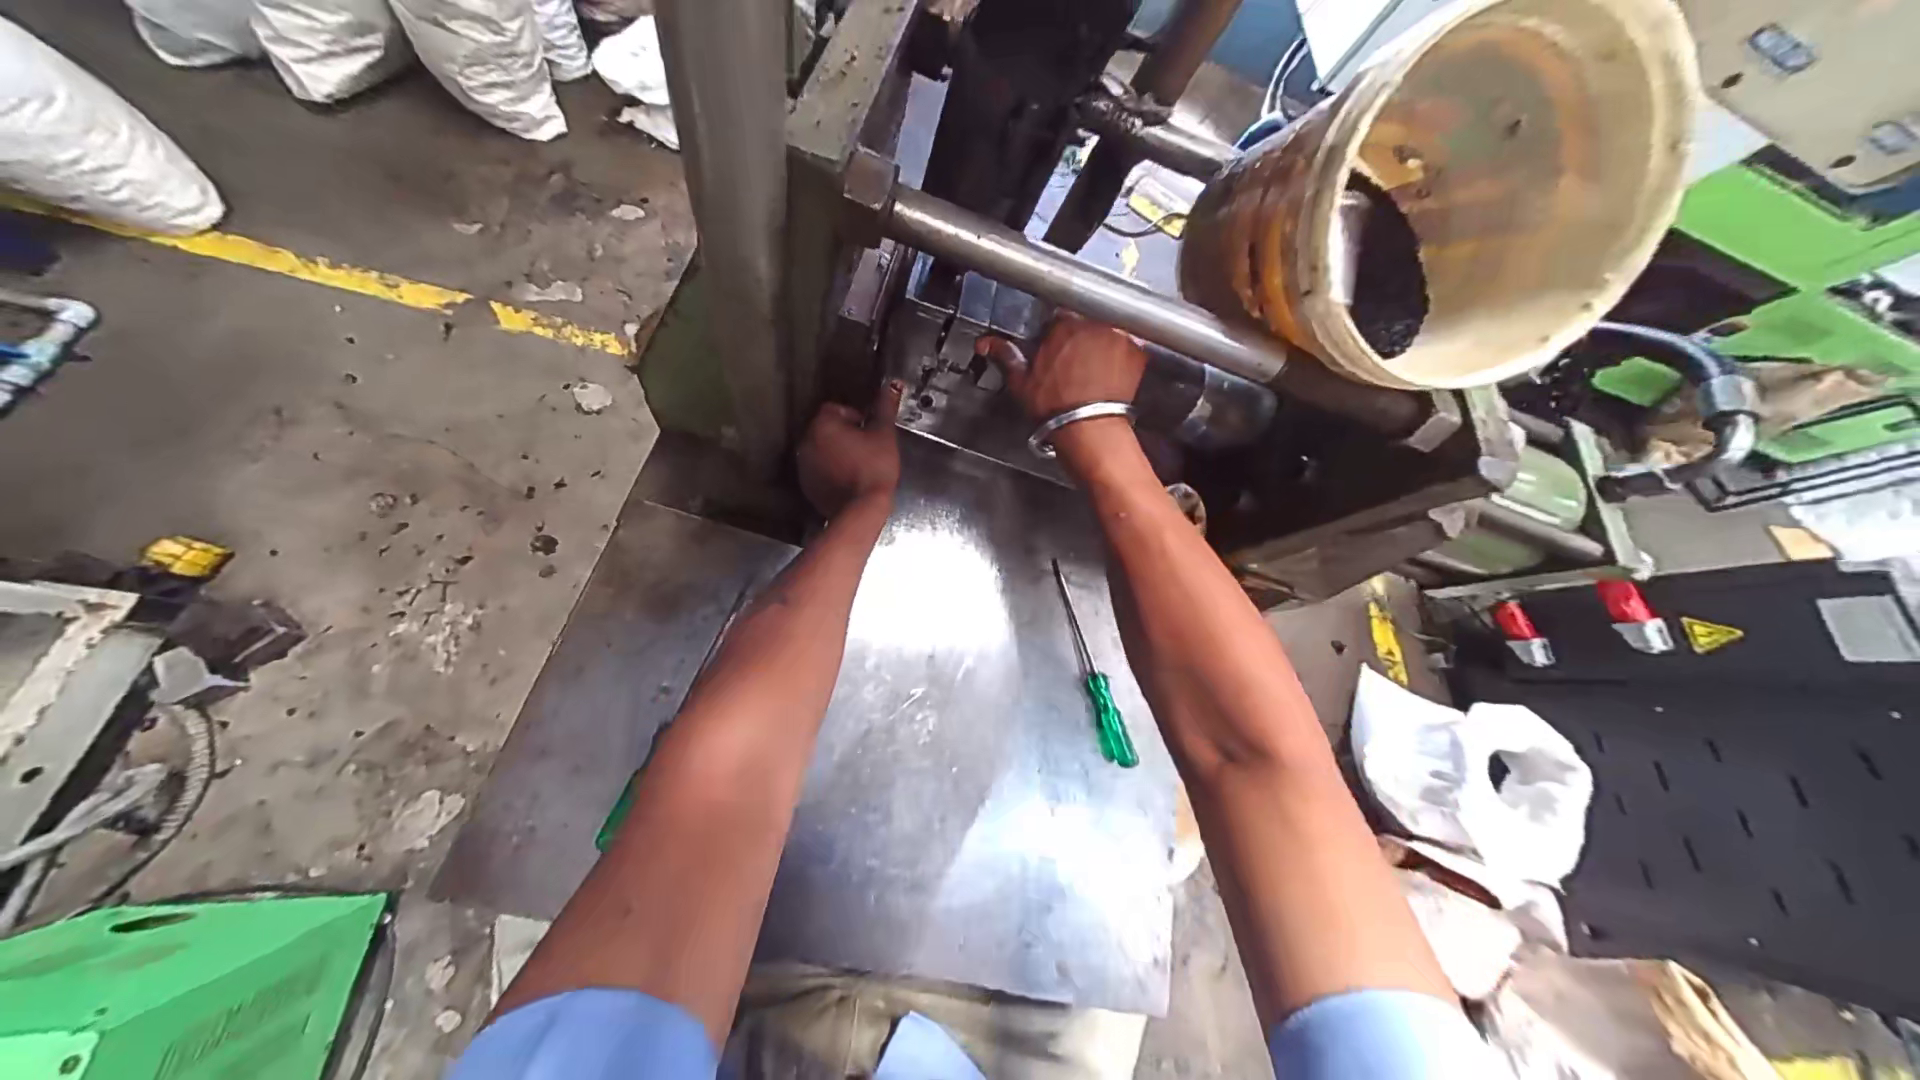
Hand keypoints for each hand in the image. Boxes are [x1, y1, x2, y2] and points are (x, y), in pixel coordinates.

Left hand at [796, 378, 904, 517]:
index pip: (836, 409)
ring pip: (821, 450)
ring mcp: (804, 465)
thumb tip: (893, 385)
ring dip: (836, 452)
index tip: (868, 430)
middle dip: (844, 434)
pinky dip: (830, 471)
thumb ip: (884, 408)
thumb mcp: (883, 434)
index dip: (855, 416)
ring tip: (858, 465)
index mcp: (822, 424)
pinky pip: (819, 470)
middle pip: (826, 429)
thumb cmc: (874, 468)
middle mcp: (806, 441)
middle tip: (865, 448)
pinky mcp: (807, 485)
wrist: (861, 509)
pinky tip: (848, 480)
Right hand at [975, 311, 1147, 420]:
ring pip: (1109, 329)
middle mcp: (1094, 321)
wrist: (1090, 429)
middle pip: (1086, 318)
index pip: (1059, 315)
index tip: (1054, 347)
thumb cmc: (1056, 408)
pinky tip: (1112, 372)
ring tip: (1093, 368)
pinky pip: (1130, 344)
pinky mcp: (1138, 351)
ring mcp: (1120, 334)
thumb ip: (1005, 355)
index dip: (1055, 332)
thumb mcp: (1022, 382)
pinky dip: (1123, 354)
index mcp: (1064, 324)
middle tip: (1073, 361)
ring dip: (1102, 341)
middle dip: (1080, 335)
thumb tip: (986, 342)